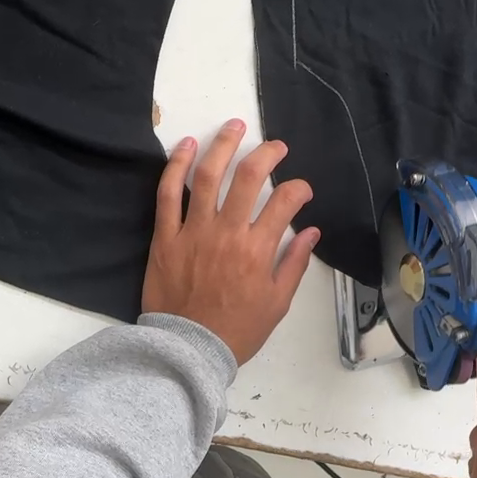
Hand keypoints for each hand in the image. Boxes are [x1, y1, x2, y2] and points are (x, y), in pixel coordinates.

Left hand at [142, 118, 320, 363]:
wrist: (189, 351)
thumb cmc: (237, 332)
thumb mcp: (277, 304)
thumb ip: (294, 265)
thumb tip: (312, 232)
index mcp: (257, 250)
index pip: (285, 202)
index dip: (299, 189)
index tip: (302, 191)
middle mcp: (227, 232)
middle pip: (249, 177)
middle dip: (267, 153)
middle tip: (275, 147)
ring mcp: (193, 232)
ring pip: (208, 175)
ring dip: (223, 144)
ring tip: (234, 126)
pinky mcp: (165, 238)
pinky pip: (167, 194)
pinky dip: (176, 165)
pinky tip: (187, 145)